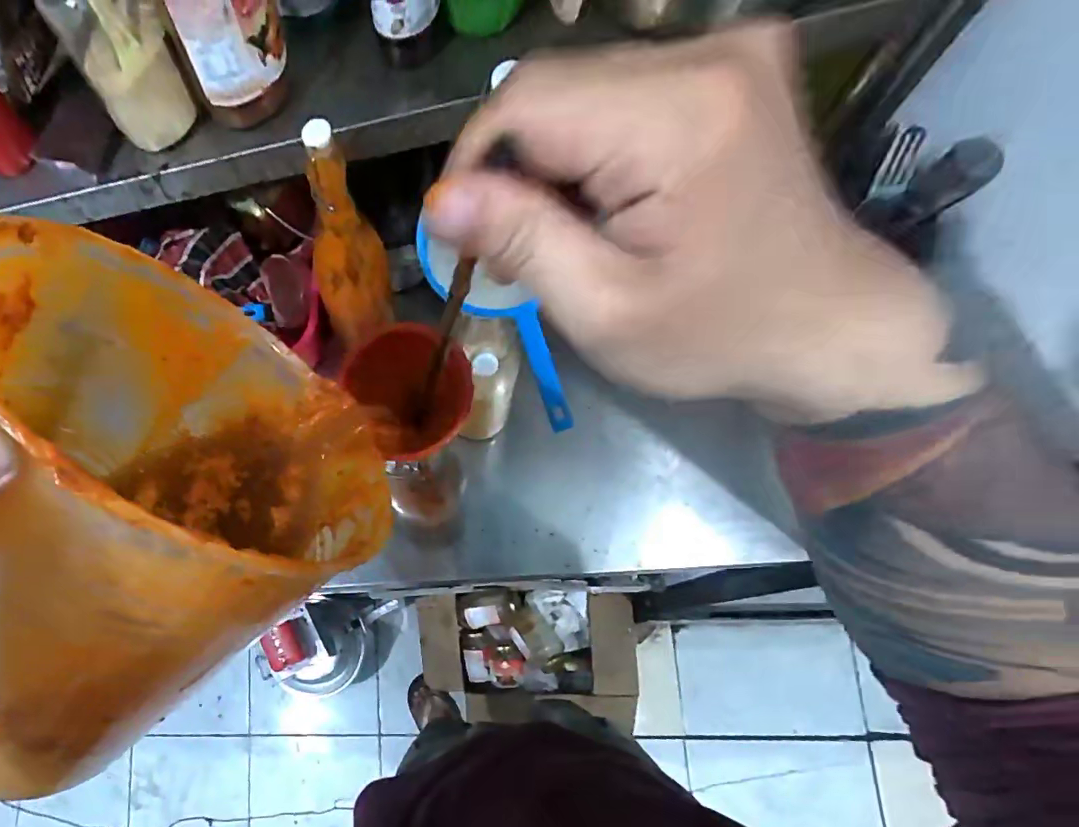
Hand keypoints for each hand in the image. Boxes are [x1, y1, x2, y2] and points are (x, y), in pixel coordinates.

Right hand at [423, 22, 982, 423]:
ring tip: (547, 237)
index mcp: (678, 116)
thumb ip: (520, 239)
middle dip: (501, 170)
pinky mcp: (722, 71)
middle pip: (543, 88)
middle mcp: (708, 56)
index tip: (466, 240)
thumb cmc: (710, 334)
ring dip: (533, 165)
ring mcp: (724, 54)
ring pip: (566, 90)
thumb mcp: (597, 305)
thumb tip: (438, 201)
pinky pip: (604, 96)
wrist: (826, 324)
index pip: (522, 103)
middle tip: (505, 250)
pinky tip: (583, 208)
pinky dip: (570, 154)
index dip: (471, 167)